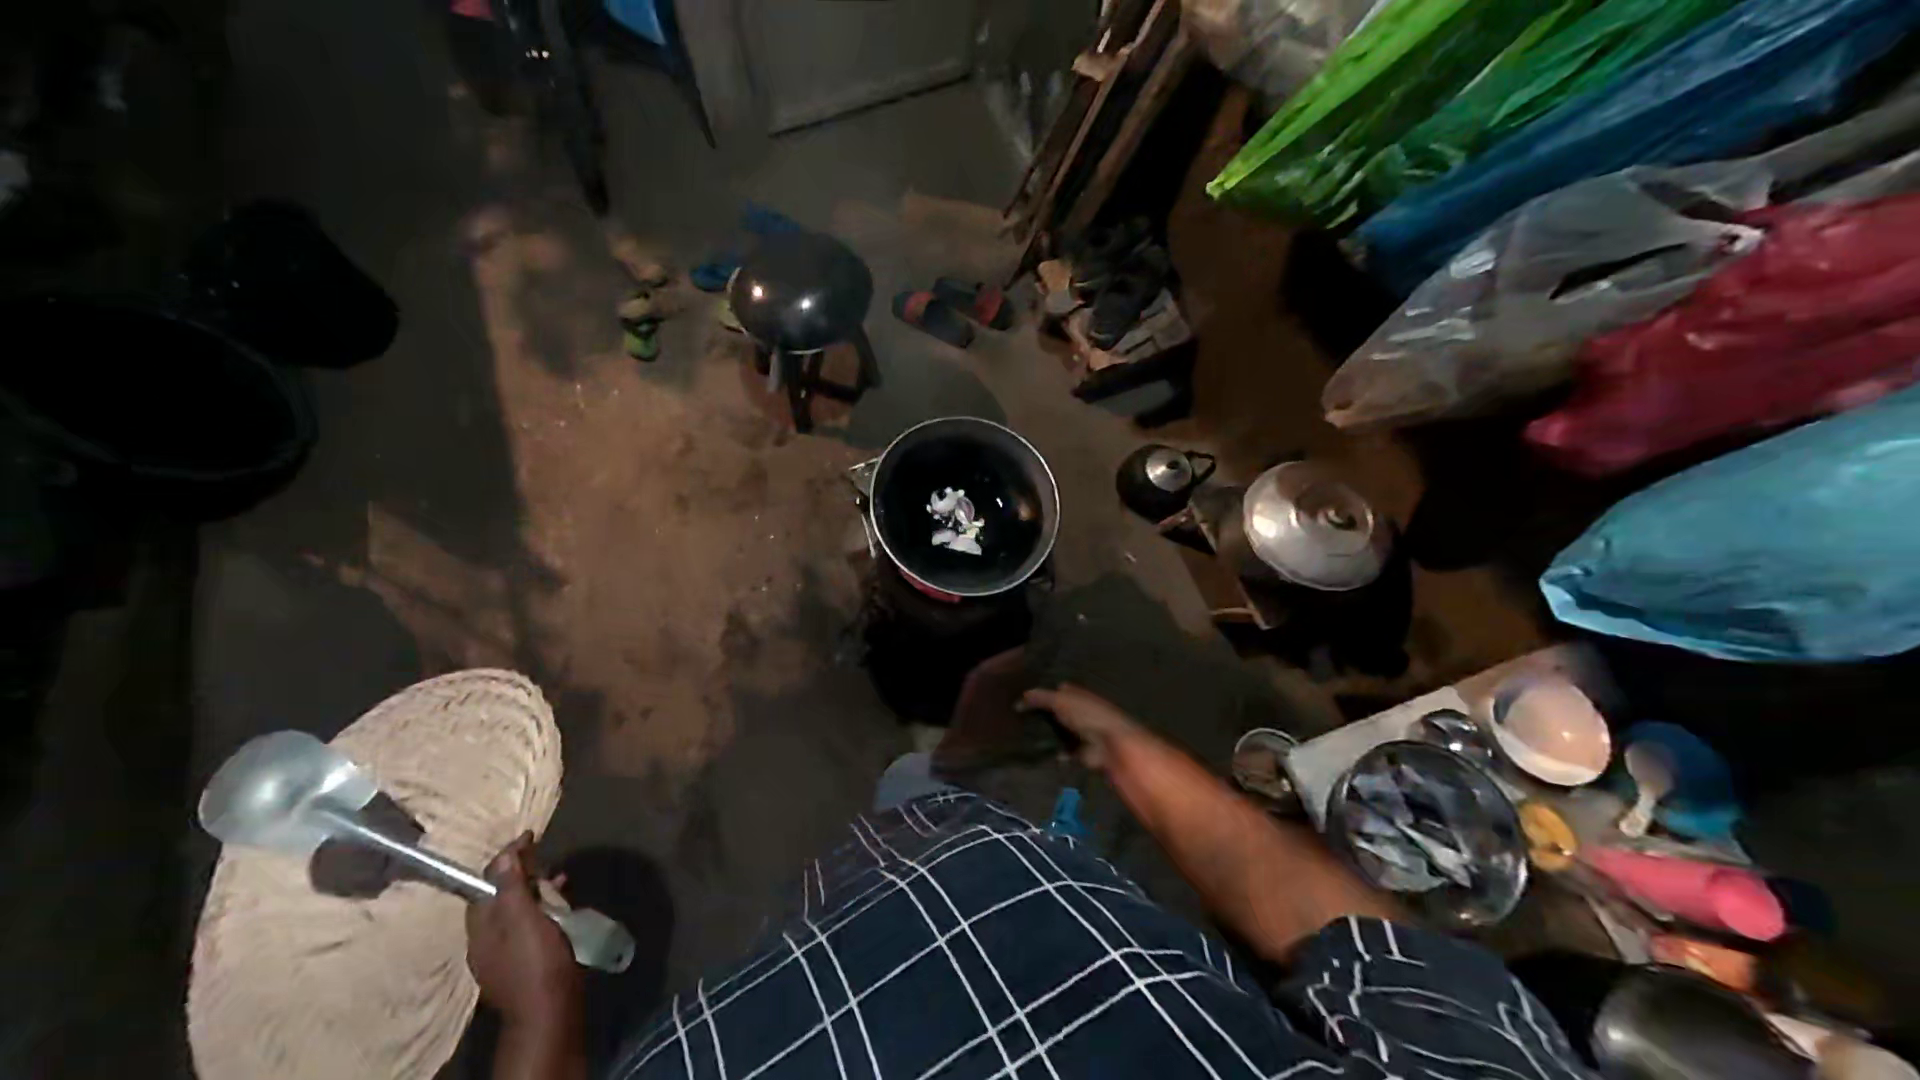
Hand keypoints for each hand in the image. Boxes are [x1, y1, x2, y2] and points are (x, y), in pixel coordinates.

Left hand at [466, 832, 581, 1029]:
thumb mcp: (524, 918)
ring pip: (519, 908)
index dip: (507, 857)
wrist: (550, 1008)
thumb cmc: (535, 959)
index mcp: (481, 928)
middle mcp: (488, 938)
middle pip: (502, 895)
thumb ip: (512, 887)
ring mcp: (507, 950)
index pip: (486, 882)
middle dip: (522, 872)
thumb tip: (502, 855)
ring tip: (559, 876)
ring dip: (537, 888)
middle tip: (545, 855)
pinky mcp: (528, 957)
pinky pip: (532, 921)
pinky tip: (564, 902)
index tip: (530, 836)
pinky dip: (546, 907)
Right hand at [1019, 684, 1145, 770]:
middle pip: (1059, 712)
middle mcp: (1081, 712)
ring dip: (1048, 735)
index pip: (1059, 690)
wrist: (1108, 744)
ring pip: (1060, 732)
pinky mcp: (1082, 752)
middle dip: (1044, 715)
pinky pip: (1065, 751)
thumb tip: (1020, 697)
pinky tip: (1041, 753)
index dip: (1045, 693)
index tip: (1026, 698)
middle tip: (1022, 719)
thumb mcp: (1060, 700)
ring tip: (1026, 736)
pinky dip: (1056, 753)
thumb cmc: (1085, 715)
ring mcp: (1082, 732)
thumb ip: (1040, 698)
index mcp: (1078, 695)